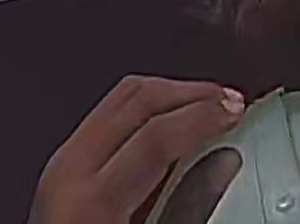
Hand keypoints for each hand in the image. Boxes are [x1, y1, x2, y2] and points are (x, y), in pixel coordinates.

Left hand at [30, 75, 245, 223]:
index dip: (202, 116)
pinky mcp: (66, 160)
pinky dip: (151, 103)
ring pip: (127, 93)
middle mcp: (70, 172)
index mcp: (90, 203)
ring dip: (174, 92)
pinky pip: (114, 109)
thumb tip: (226, 159)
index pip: (155, 136)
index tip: (236, 110)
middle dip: (193, 93)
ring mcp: (63, 162)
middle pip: (139, 99)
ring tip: (209, 103)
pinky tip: (176, 116)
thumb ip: (189, 206)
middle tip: (229, 100)